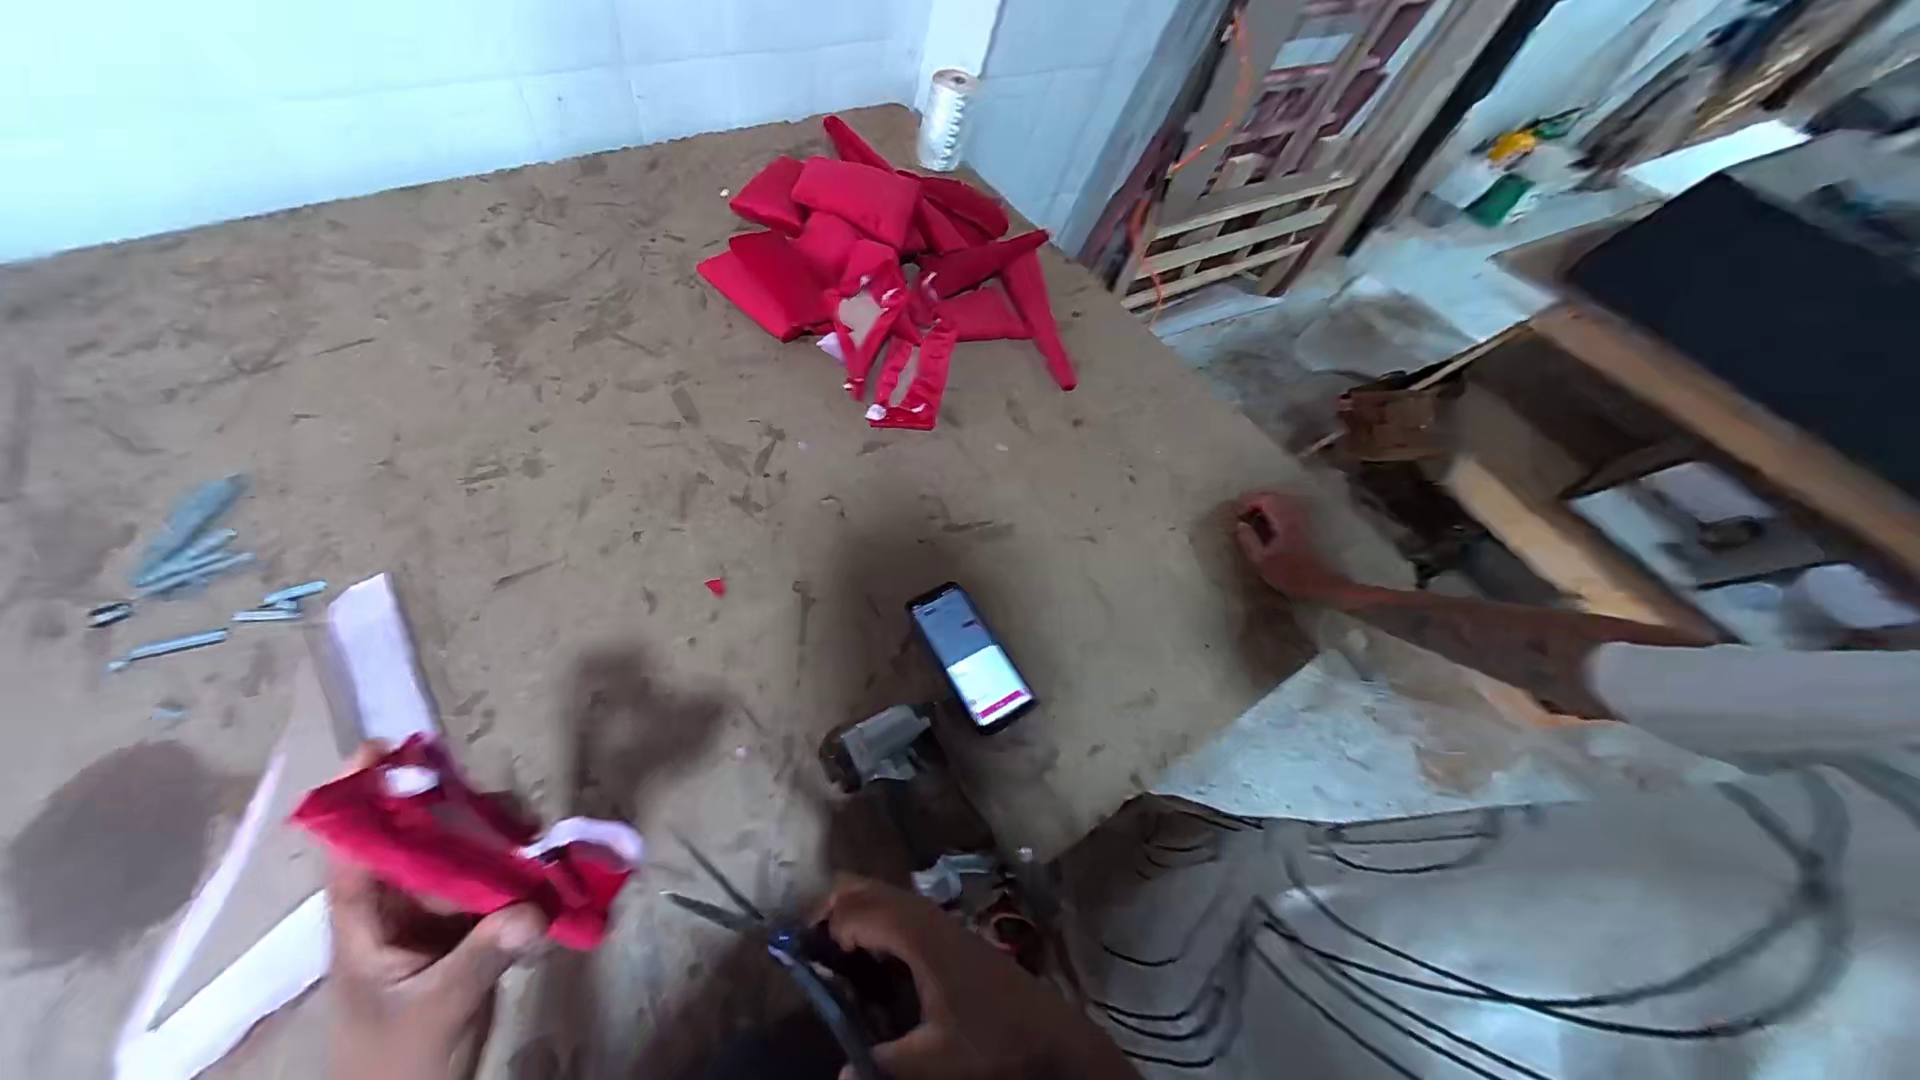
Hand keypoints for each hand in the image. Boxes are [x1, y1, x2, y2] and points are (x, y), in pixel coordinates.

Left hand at [325, 745, 547, 1079]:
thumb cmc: (400, 1060)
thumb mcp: (438, 1009)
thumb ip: (482, 957)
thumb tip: (533, 910)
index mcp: (366, 924)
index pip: (353, 852)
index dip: (359, 799)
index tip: (379, 748)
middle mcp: (400, 905)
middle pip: (417, 836)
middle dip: (449, 802)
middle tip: (492, 790)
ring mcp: (439, 912)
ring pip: (460, 849)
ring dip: (494, 828)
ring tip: (531, 825)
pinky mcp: (475, 921)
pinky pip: (496, 874)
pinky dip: (520, 858)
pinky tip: (547, 852)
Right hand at [818, 878, 1135, 1079]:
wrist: (1050, 1034)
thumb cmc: (994, 1042)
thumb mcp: (936, 1063)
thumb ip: (883, 1067)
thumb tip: (838, 1076)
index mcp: (917, 936)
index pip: (856, 909)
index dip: (825, 929)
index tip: (803, 962)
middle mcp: (924, 916)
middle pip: (866, 888)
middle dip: (832, 909)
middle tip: (810, 951)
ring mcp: (938, 920)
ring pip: (883, 895)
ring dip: (853, 913)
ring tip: (833, 957)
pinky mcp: (948, 932)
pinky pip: (898, 910)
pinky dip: (874, 921)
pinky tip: (872, 963)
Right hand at [1234, 490, 1356, 601]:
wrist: (1323, 584)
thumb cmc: (1291, 574)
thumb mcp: (1262, 561)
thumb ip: (1248, 540)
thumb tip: (1240, 524)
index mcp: (1285, 518)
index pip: (1263, 499)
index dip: (1246, 502)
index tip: (1236, 514)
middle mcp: (1297, 512)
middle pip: (1273, 496)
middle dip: (1255, 502)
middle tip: (1241, 514)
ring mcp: (1305, 516)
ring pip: (1282, 501)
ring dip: (1266, 506)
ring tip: (1253, 517)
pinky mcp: (1310, 523)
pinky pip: (1289, 509)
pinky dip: (1276, 511)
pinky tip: (1269, 523)